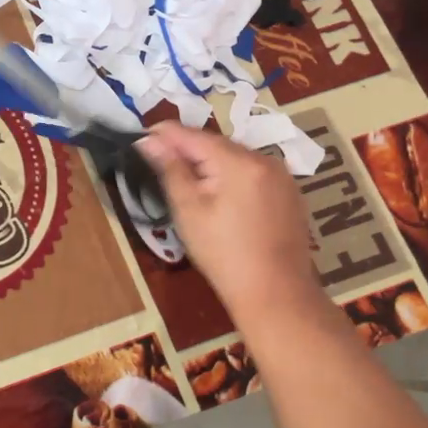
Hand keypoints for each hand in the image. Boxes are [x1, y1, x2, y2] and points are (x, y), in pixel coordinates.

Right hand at [138, 122, 319, 319]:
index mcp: (238, 162)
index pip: (191, 134)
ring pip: (233, 156)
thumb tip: (148, 140)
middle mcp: (265, 159)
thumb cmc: (223, 252)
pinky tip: (217, 196)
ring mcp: (282, 176)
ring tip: (185, 181)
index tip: (138, 141)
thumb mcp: (188, 209)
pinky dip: (230, 175)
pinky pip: (251, 171)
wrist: (276, 293)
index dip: (162, 134)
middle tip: (158, 165)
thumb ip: (169, 168)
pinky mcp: (289, 192)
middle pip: (214, 142)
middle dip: (185, 149)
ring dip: (208, 162)